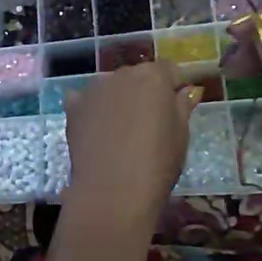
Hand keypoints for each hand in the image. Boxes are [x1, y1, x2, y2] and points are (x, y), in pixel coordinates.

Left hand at [62, 61, 199, 224]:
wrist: (113, 190)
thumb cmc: (157, 162)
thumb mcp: (180, 134)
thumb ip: (182, 106)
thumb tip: (188, 90)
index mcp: (153, 76)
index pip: (168, 70)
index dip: (174, 87)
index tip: (176, 107)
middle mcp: (121, 74)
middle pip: (137, 76)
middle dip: (144, 92)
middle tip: (148, 122)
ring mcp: (93, 90)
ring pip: (110, 87)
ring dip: (117, 99)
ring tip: (120, 129)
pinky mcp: (73, 108)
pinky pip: (84, 100)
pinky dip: (91, 109)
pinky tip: (95, 128)